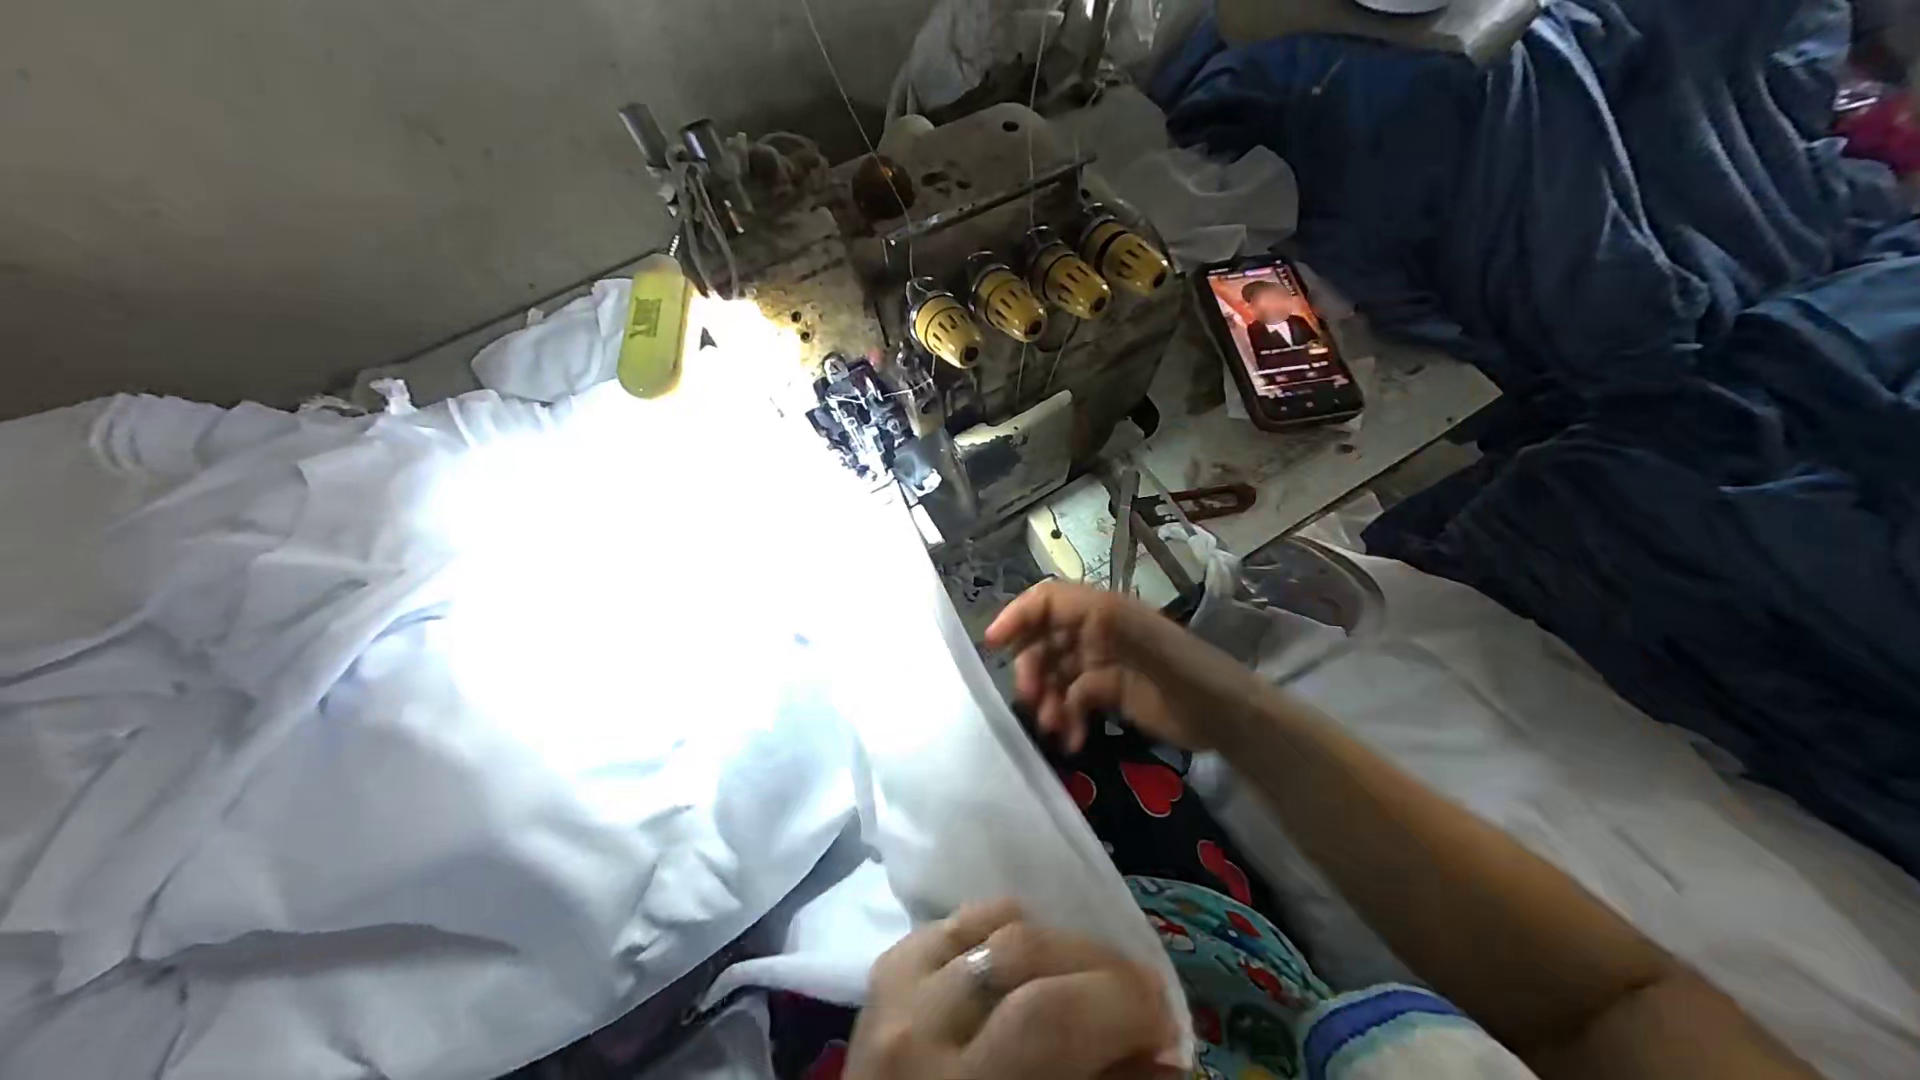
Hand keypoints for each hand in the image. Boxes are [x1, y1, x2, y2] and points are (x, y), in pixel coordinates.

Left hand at [845, 901, 1175, 1079]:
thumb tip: (1164, 1052)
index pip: (1051, 1015)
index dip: (1122, 1006)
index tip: (1163, 1022)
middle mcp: (920, 1031)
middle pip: (1023, 955)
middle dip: (1100, 968)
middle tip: (1139, 996)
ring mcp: (896, 992)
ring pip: (994, 927)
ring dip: (1059, 943)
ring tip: (1089, 975)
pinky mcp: (886, 969)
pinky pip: (960, 920)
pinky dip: (1005, 926)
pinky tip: (1030, 955)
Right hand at [984, 581, 1262, 752]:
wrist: (1230, 721)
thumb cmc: (1193, 677)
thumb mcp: (1155, 648)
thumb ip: (1113, 626)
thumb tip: (1066, 613)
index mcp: (1106, 612)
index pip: (1049, 600)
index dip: (1018, 615)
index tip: (993, 644)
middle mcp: (1098, 632)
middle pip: (1044, 639)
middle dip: (1031, 668)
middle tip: (1031, 701)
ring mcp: (1102, 663)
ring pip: (1054, 673)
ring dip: (1047, 699)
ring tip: (1055, 727)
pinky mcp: (1108, 692)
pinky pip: (1072, 700)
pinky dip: (1067, 719)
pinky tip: (1073, 740)